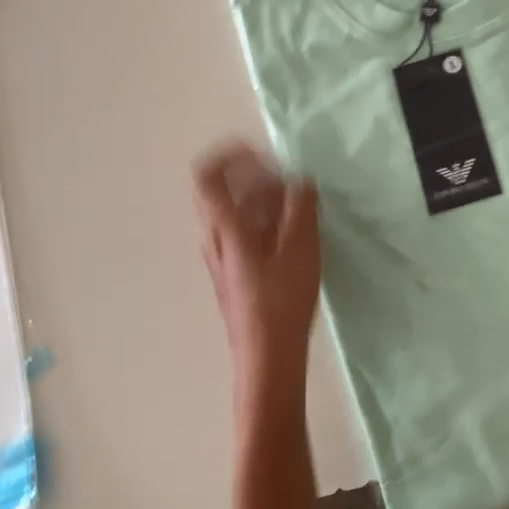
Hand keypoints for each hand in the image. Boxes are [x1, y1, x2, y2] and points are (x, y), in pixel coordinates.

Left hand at [192, 143, 321, 374]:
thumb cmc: (282, 299)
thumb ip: (300, 204)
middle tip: (289, 180)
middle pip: (222, 191)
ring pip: (233, 212)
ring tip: (296, 206)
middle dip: (255, 176)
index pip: (207, 174)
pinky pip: (240, 232)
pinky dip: (262, 220)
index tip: (264, 152)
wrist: (266, 357)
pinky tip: (292, 236)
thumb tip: (298, 177)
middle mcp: (214, 237)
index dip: (231, 154)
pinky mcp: (232, 273)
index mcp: (224, 225)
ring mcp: (220, 257)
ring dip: (261, 199)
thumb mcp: (301, 245)